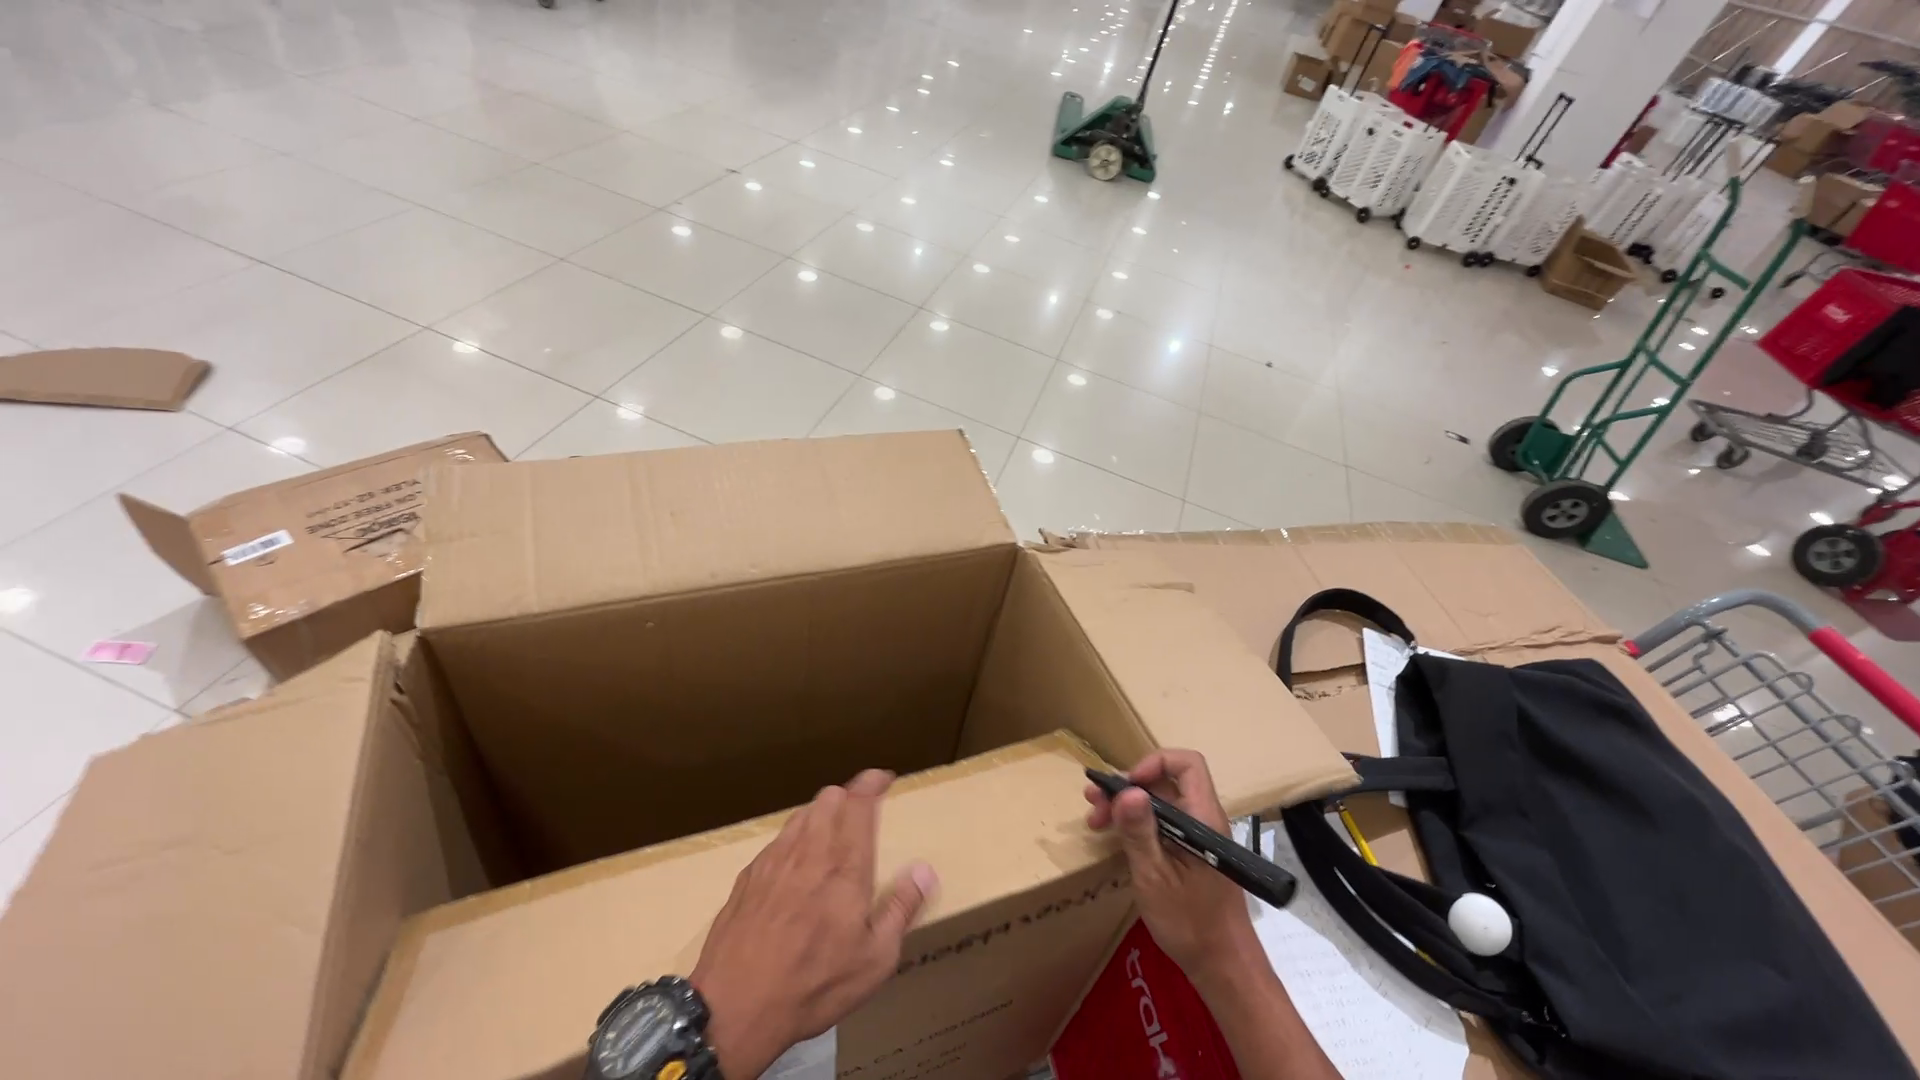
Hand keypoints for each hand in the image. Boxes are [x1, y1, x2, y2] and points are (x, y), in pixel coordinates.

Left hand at [691, 769, 938, 1079]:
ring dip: (820, 816)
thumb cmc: (814, 985)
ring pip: (800, 816)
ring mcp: (773, 862)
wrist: (734, 1008)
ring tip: (830, 840)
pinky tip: (796, 871)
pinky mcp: (747, 878)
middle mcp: (808, 852)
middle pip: (828, 798)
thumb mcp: (875, 960)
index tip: (883, 778)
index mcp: (845, 866)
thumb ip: (901, 908)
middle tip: (861, 816)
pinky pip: (777, 842)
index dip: (872, 782)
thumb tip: (924, 869)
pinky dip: (794, 841)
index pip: (859, 802)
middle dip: (848, 798)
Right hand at [1084, 750, 1256, 983]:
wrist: (1222, 964)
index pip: (1187, 764)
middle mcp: (1202, 819)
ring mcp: (1196, 836)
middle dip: (1127, 787)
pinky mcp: (1190, 853)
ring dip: (1126, 806)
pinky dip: (1136, 825)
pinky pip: (1162, 825)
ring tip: (1095, 820)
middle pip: (1166, 782)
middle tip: (1093, 803)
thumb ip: (1140, 831)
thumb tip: (1127, 789)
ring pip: (1160, 804)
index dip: (1153, 763)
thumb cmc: (1190, 921)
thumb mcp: (1155, 876)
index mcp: (1203, 818)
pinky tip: (1114, 837)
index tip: (1125, 786)